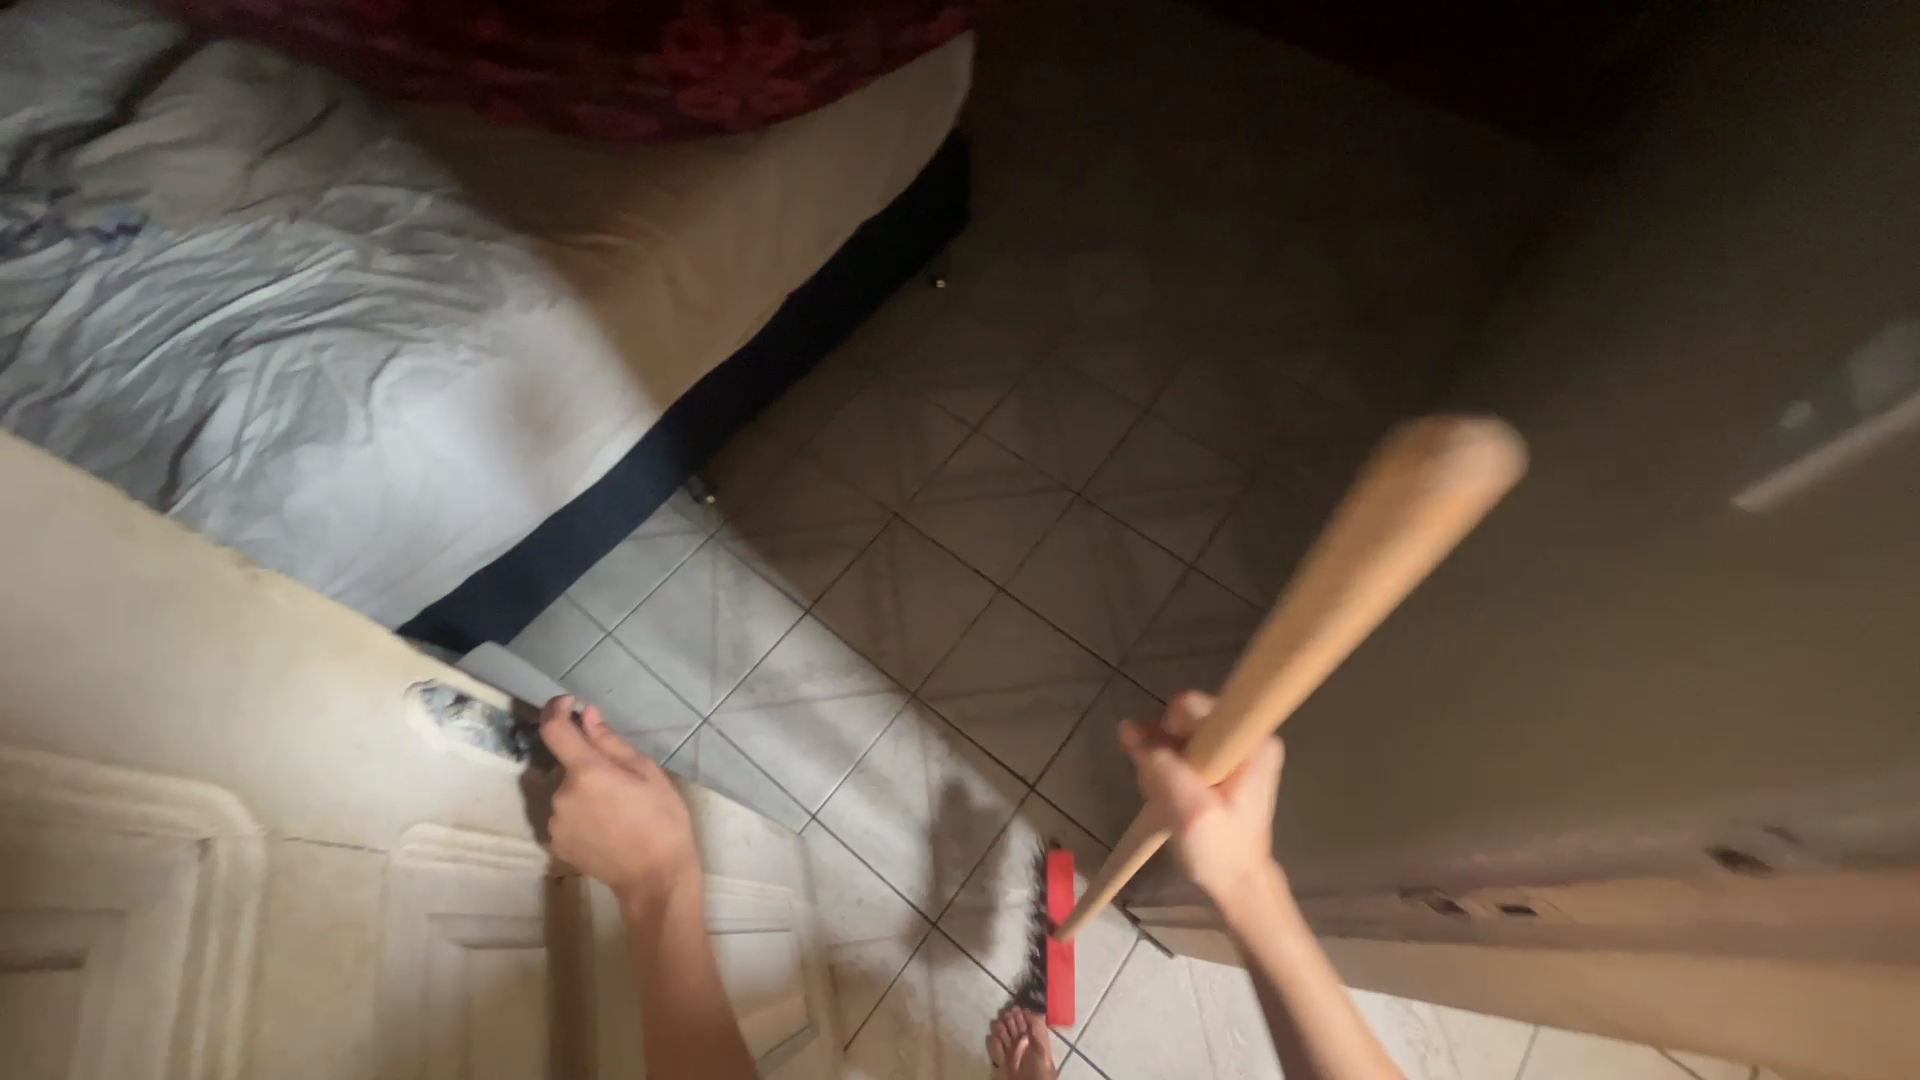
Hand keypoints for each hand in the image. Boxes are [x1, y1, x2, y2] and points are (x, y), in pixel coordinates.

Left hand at [539, 695, 700, 916]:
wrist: (654, 876)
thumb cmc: (662, 818)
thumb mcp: (647, 772)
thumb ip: (611, 742)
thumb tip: (589, 715)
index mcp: (587, 772)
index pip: (554, 729)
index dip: (556, 709)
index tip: (569, 702)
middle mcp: (561, 794)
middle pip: (568, 765)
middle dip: (590, 764)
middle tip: (625, 779)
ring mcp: (555, 822)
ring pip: (568, 791)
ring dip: (586, 789)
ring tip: (620, 806)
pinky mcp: (555, 842)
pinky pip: (566, 814)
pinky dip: (583, 811)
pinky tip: (609, 824)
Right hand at [1119, 691, 1285, 907]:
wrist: (1239, 884)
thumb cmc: (1222, 851)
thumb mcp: (1190, 812)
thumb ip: (1161, 767)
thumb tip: (1127, 728)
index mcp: (1251, 742)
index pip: (1196, 706)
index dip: (1171, 727)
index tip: (1168, 761)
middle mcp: (1244, 734)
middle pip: (1182, 719)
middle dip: (1162, 750)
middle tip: (1161, 788)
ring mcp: (1230, 746)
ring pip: (1175, 734)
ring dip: (1160, 762)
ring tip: (1164, 796)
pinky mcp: (1218, 759)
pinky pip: (1178, 747)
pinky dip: (1164, 767)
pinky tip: (1163, 792)